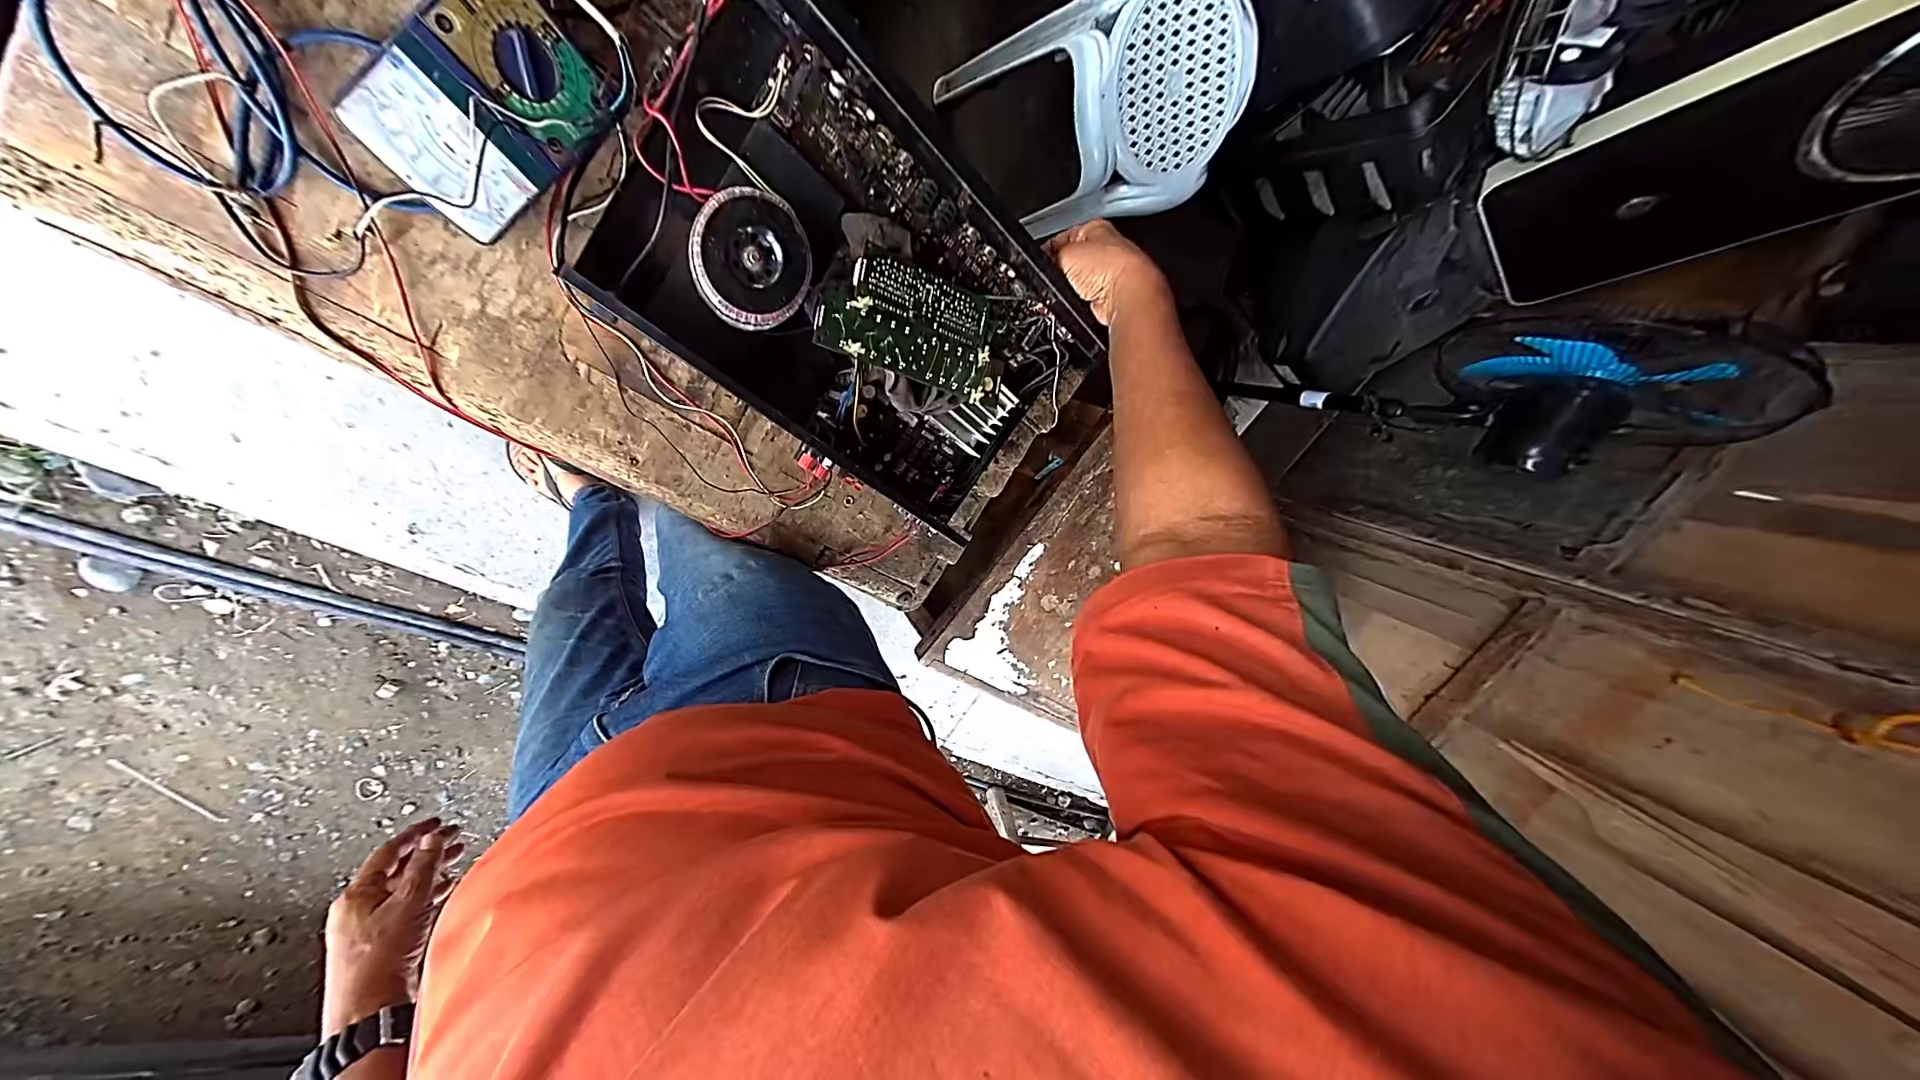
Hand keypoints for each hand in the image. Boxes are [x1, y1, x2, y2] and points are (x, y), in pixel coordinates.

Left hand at [322, 818, 464, 1035]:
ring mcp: (369, 926)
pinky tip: (442, 890)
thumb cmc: (378, 960)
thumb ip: (424, 866)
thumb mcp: (408, 902)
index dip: (416, 833)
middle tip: (451, 836)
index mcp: (355, 896)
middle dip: (428, 851)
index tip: (436, 822)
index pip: (389, 851)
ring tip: (453, 858)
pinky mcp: (383, 941)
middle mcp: (358, 909)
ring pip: (404, 887)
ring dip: (431, 871)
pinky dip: (428, 892)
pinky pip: (408, 905)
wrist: (371, 1008)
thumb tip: (434, 838)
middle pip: (398, 868)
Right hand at [1047, 220, 1169, 326]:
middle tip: (1054, 280)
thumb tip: (1043, 264)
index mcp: (1095, 229)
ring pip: (1077, 286)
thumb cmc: (1108, 268)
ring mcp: (1109, 275)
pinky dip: (1078, 305)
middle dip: (1059, 274)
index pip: (1063, 237)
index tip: (1040, 262)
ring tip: (1069, 292)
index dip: (1047, 251)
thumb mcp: (1064, 254)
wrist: (1125, 295)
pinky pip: (1084, 302)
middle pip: (1070, 263)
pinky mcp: (1109, 298)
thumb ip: (1050, 257)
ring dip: (1069, 292)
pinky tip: (1079, 303)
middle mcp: (1106, 250)